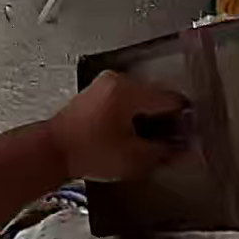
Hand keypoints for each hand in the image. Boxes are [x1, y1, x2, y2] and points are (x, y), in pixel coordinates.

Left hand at [48, 71, 189, 181]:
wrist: (51, 151)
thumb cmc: (88, 153)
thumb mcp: (133, 159)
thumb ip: (163, 151)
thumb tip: (181, 146)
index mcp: (130, 91)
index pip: (170, 98)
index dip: (183, 118)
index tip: (188, 132)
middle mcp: (119, 80)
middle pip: (155, 95)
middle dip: (163, 117)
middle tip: (168, 140)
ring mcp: (106, 83)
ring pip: (140, 96)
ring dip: (147, 115)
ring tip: (147, 139)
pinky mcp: (96, 90)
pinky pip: (124, 97)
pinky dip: (131, 112)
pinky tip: (129, 133)